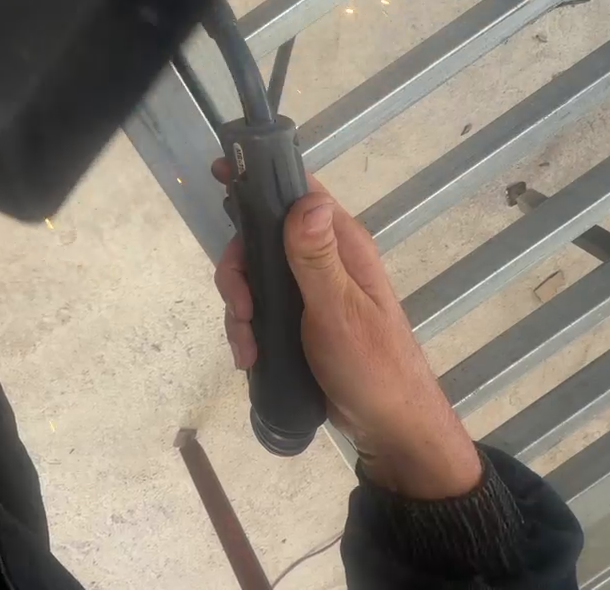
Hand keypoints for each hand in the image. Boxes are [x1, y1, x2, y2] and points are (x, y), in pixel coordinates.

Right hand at [213, 164, 481, 498]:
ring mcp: (308, 287)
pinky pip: (258, 305)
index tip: (220, 176)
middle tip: (238, 306)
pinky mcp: (296, 316)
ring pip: (254, 274)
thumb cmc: (372, 368)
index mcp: (340, 243)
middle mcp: (323, 257)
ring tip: (247, 344)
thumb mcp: (339, 311)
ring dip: (240, 307)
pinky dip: (247, 327)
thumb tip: (307, 200)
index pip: (298, 191)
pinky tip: (250, 354)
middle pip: (261, 236)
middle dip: (238, 270)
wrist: (390, 432)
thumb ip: (317, 257)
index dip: (259, 180)